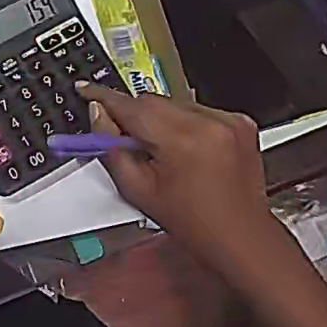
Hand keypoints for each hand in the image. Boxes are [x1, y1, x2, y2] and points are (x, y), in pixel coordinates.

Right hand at [76, 82, 293, 287]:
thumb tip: (99, 116)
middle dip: (133, 116)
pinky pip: (197, 110)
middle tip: (126, 142)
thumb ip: (112, 148)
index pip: (132, 106)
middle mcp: (210, 123)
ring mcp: (229, 120)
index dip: (104, 97)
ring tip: (162, 154)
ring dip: (159, 120)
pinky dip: (184, 124)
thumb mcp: (138, 189)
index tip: (87, 90)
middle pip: (152, 101)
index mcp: (183, 141)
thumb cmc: (193, 222)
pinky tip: (185, 150)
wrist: (239, 235)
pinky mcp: (239, 122)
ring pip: (173, 103)